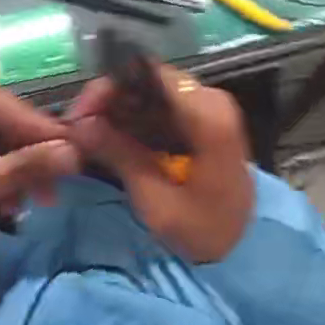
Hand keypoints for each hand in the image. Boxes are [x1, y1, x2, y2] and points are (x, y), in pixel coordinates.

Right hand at [68, 64, 253, 263]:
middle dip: (107, 101)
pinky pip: (157, 105)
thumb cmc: (204, 230)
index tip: (79, 116)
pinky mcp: (200, 118)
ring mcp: (206, 107)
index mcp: (206, 115)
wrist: (245, 250)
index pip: (146, 75)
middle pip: (145, 80)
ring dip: (116, 110)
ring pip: (148, 91)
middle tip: (78, 129)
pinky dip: (131, 118)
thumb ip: (119, 155)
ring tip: (88, 136)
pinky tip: (111, 139)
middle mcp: (209, 100)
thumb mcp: (156, 201)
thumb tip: (78, 124)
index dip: (107, 89)